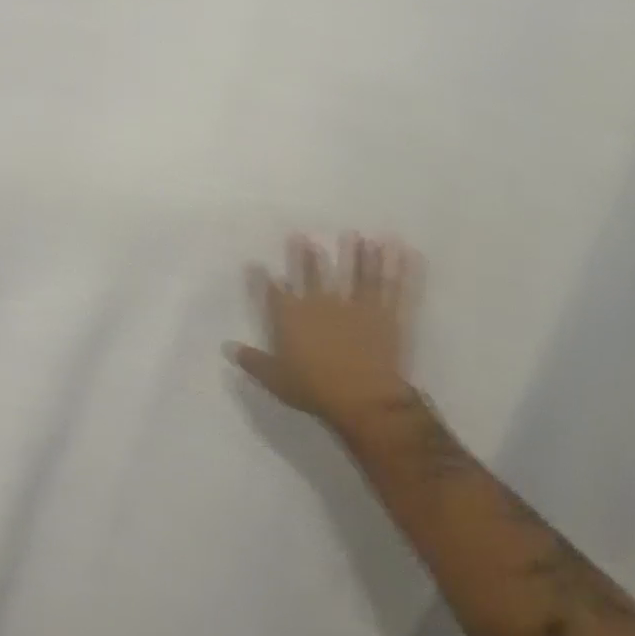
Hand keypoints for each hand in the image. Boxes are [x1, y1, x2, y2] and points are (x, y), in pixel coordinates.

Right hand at [228, 234, 420, 430]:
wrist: (364, 400)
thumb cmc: (315, 389)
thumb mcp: (274, 378)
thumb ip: (252, 360)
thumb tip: (228, 348)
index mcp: (292, 318)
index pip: (274, 292)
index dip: (263, 277)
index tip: (256, 263)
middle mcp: (322, 305)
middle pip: (313, 274)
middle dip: (308, 255)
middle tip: (304, 235)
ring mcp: (358, 307)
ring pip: (357, 275)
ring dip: (359, 254)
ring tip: (358, 235)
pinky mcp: (388, 317)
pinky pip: (396, 289)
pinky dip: (403, 270)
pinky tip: (406, 252)